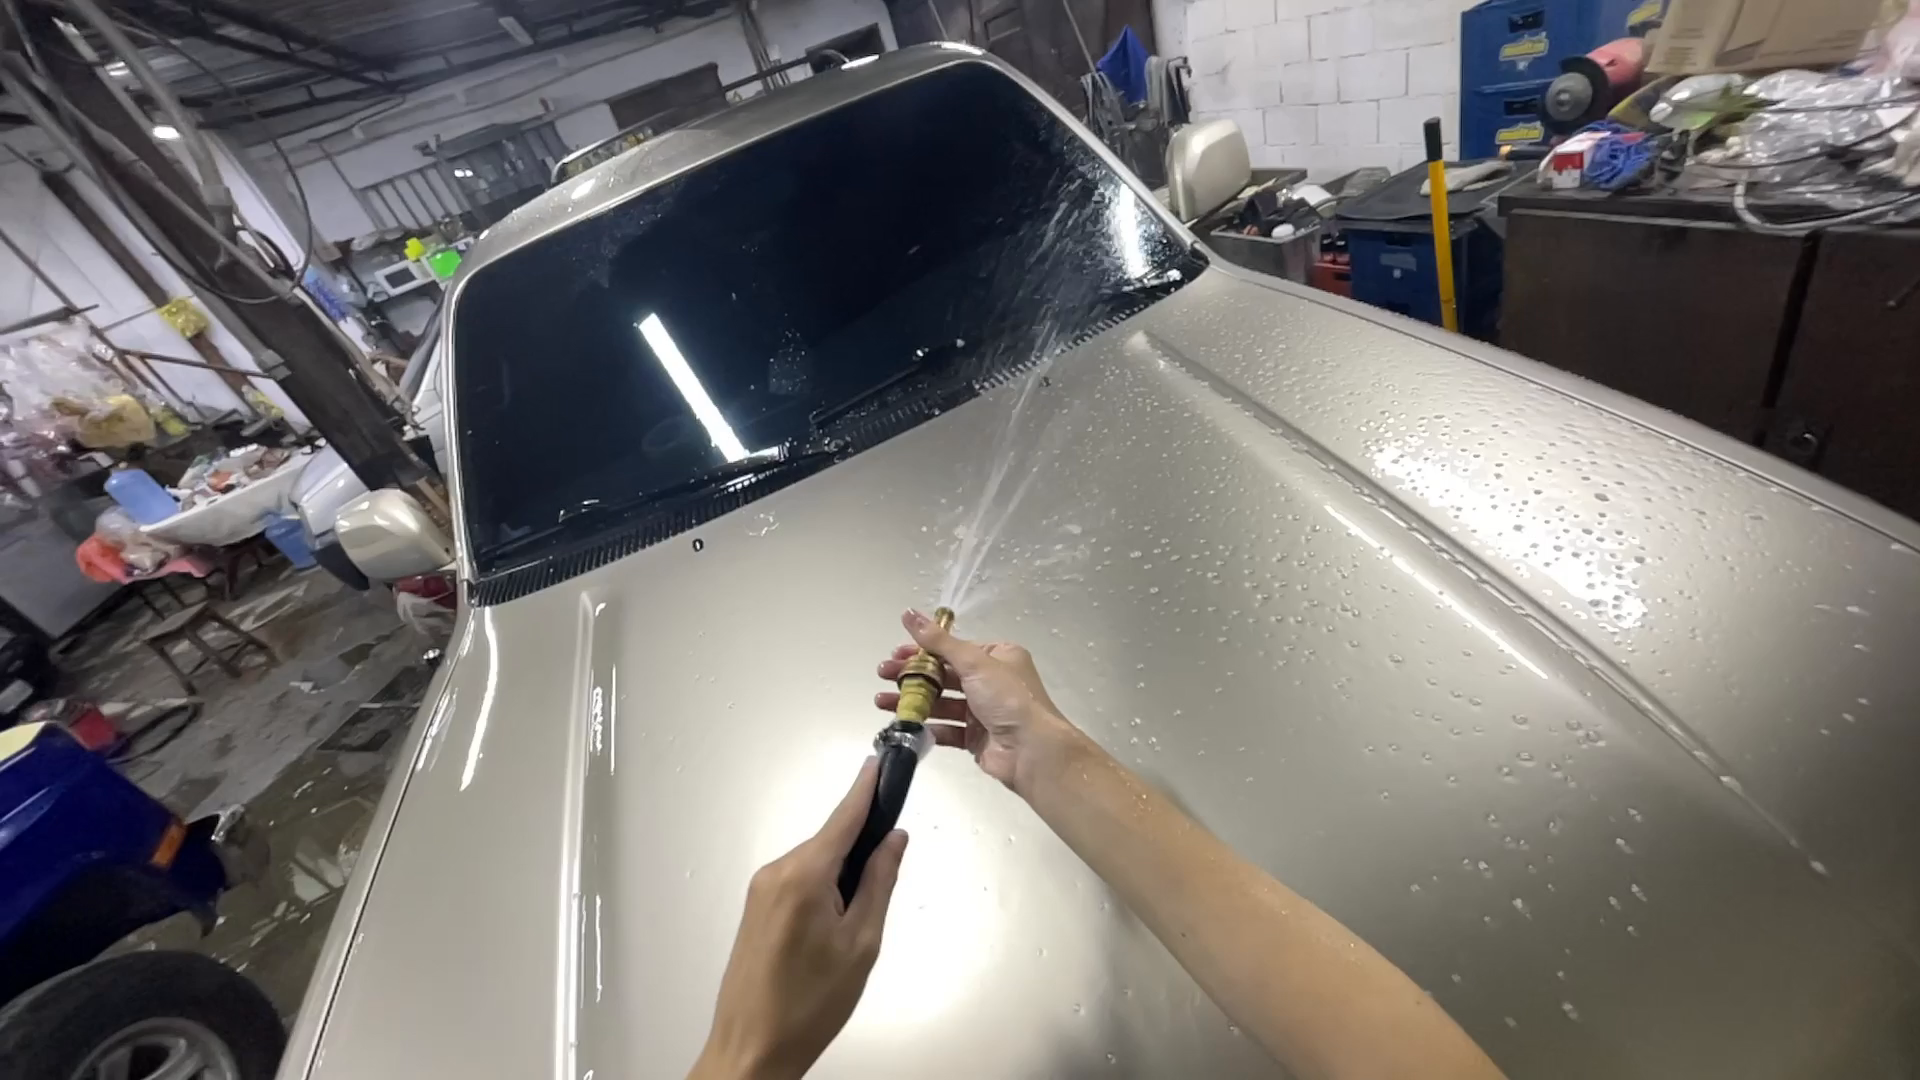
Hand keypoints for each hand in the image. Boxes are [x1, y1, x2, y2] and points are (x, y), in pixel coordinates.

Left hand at [691, 760, 907, 1079]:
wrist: (750, 1053)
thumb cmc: (812, 1004)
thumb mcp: (862, 943)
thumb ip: (880, 881)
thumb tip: (894, 838)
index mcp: (805, 875)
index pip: (843, 816)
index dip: (865, 787)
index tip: (880, 761)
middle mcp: (777, 870)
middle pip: (830, 840)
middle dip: (859, 846)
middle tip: (885, 875)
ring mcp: (761, 887)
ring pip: (815, 860)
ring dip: (840, 871)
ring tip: (854, 921)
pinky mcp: (755, 905)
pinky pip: (798, 877)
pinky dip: (821, 884)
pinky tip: (831, 922)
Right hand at [873, 609, 1078, 795]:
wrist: (1031, 750)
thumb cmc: (1007, 698)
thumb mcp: (973, 661)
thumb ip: (938, 641)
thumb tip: (909, 613)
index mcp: (998, 657)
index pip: (954, 649)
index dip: (923, 650)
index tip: (896, 653)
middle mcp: (992, 681)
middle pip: (944, 675)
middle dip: (912, 675)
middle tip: (882, 675)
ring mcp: (984, 711)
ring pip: (942, 702)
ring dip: (913, 700)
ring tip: (881, 702)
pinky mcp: (976, 738)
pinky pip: (947, 729)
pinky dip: (927, 726)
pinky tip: (905, 724)